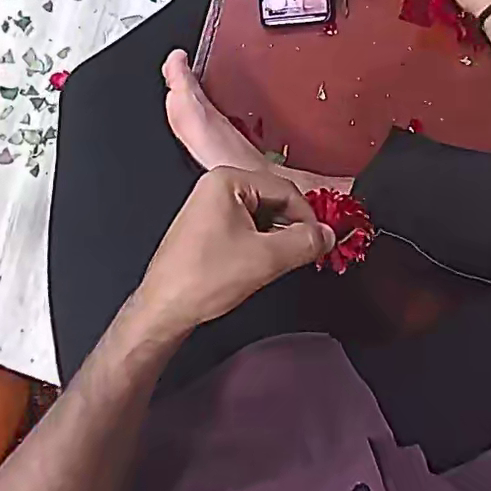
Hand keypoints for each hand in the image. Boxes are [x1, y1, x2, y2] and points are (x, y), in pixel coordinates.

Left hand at [131, 168, 333, 337]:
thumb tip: (328, 235)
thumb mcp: (265, 259)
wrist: (162, 311)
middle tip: (304, 255)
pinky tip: (260, 264)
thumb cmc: (204, 279)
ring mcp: (210, 205)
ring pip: (261, 215)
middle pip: (274, 200)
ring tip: (279, 263)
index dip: (308, 217)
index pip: (285, 190)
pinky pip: (246, 225)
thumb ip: (304, 242)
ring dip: (276, 237)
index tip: (320, 242)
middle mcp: (217, 185)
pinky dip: (260, 242)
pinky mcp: (207, 225)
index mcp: (227, 180)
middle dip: (291, 228)